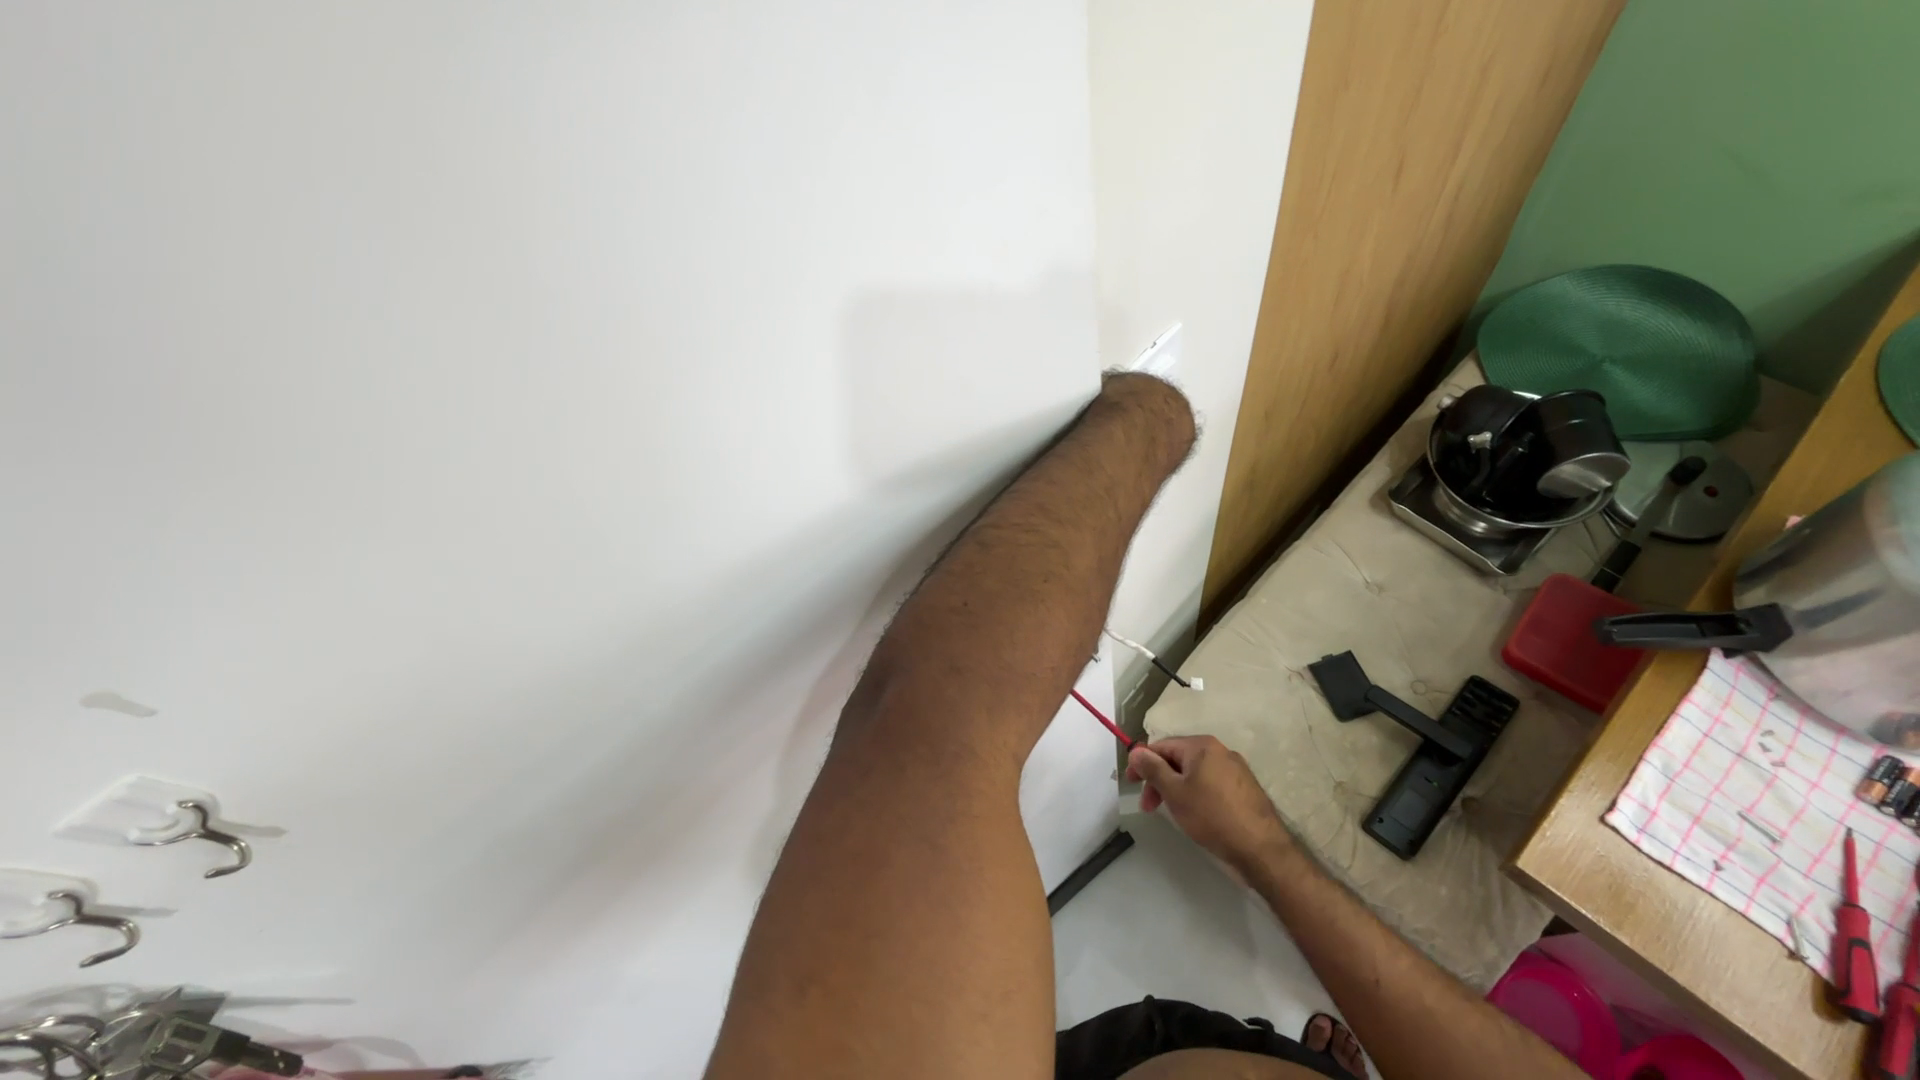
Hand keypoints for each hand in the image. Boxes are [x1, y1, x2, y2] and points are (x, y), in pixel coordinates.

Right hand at [1127, 736, 1292, 874]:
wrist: (1260, 848)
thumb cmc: (1211, 816)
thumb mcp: (1174, 792)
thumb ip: (1152, 769)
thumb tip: (1135, 750)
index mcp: (1202, 746)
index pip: (1162, 746)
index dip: (1142, 763)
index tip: (1131, 784)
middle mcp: (1221, 751)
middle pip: (1178, 759)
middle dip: (1159, 780)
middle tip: (1149, 806)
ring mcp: (1236, 769)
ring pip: (1195, 773)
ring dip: (1176, 789)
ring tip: (1172, 812)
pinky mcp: (1244, 788)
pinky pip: (1211, 784)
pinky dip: (1196, 794)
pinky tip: (1195, 814)